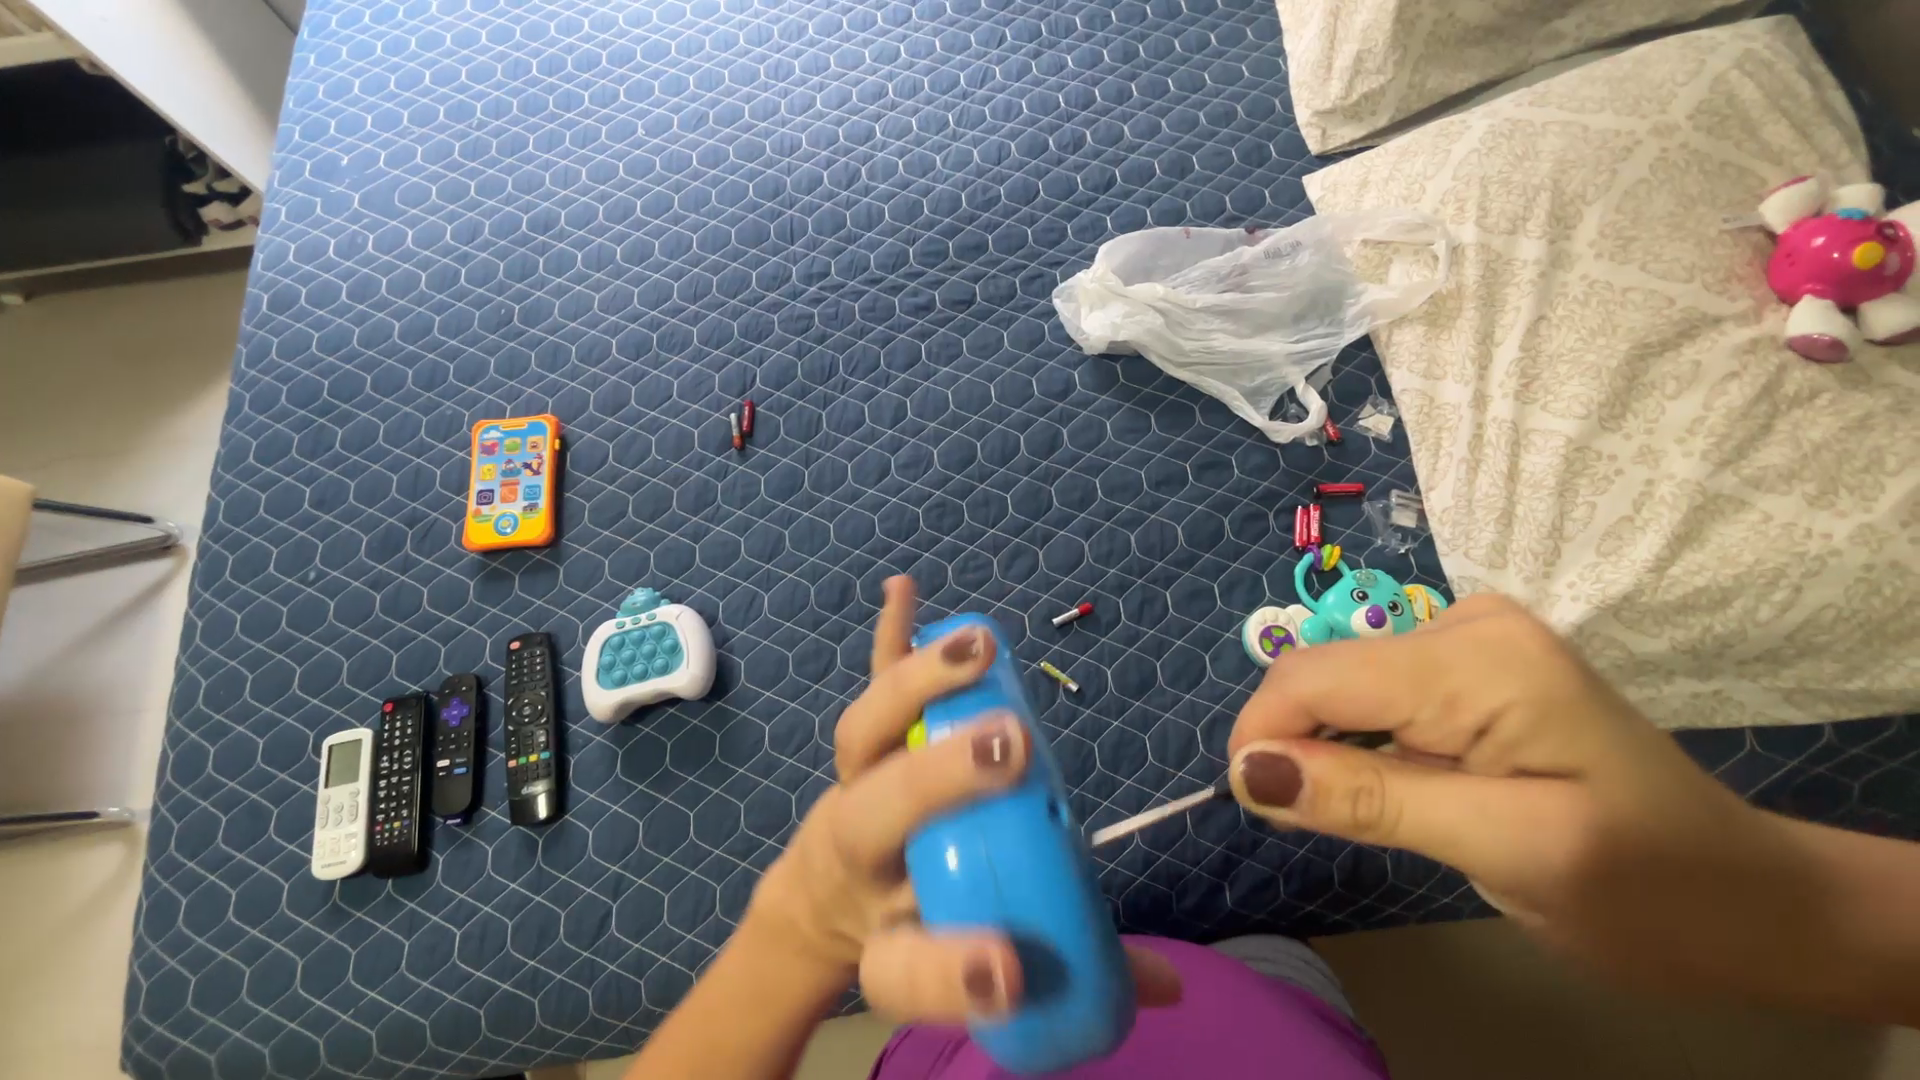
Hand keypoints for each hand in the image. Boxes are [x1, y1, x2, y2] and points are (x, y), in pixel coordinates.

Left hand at [748, 576, 1181, 1023]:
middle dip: (938, 779)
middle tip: (1007, 748)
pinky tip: (903, 589)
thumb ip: (1076, 973)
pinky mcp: (865, 743)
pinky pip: (871, 684)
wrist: (831, 899)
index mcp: (889, 929)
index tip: (1010, 971)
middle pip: (875, 815)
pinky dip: (889, 637)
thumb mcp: (990, 963)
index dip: (957, 972)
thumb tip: (1168, 989)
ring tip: (974, 651)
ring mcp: (856, 786)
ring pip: (868, 732)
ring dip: (917, 684)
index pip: (908, 966)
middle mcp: (861, 854)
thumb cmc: (914, 925)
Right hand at [1226, 594, 1823, 998]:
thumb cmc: (1643, 889)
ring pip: (1340, 682)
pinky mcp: (1470, 660)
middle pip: (1324, 674)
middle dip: (1298, 745)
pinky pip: (1371, 689)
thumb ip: (1370, 800)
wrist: (1750, 900)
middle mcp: (1466, 623)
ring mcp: (1471, 635)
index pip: (1314, 675)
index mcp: (1480, 660)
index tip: (1261, 808)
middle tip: (1324, 825)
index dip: (1263, 737)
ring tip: (1378, 810)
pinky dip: (1357, 739)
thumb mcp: (1502, 852)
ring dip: (1328, 747)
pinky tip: (1401, 781)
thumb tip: (1249, 771)